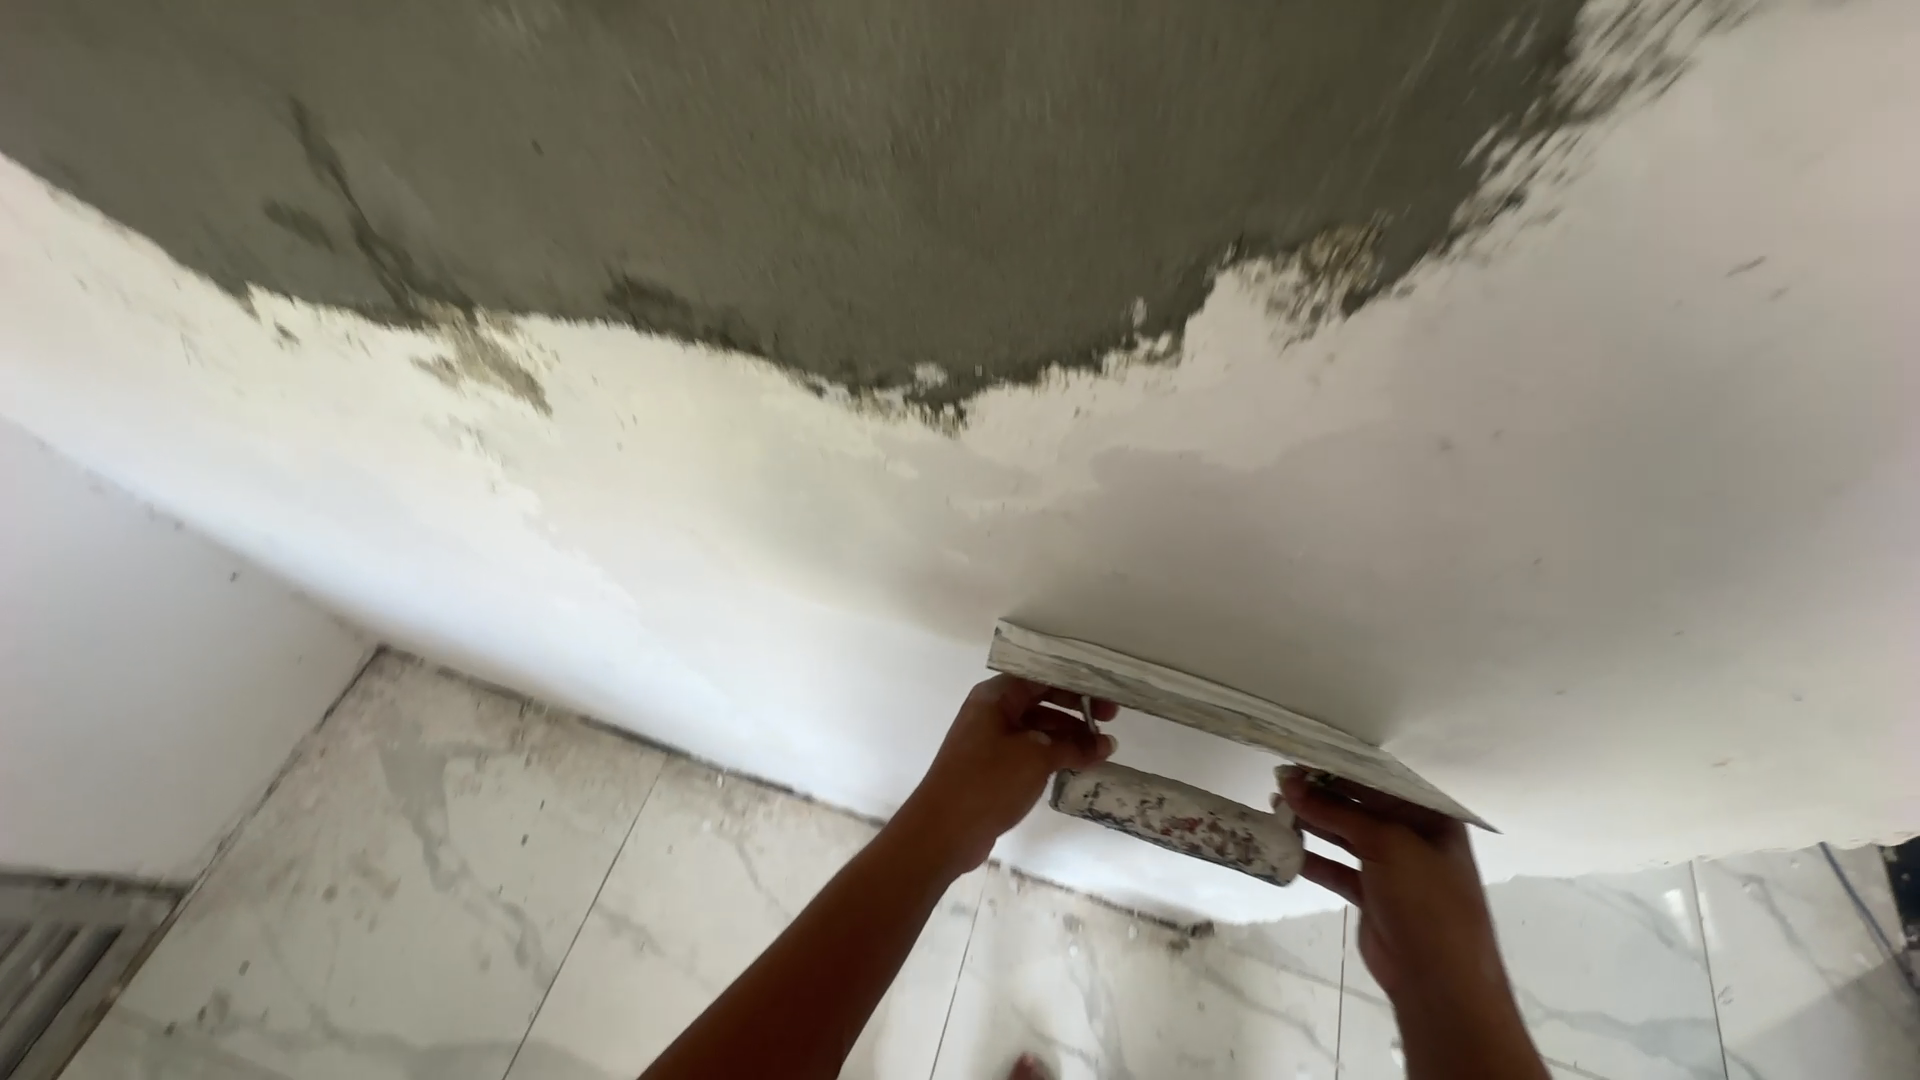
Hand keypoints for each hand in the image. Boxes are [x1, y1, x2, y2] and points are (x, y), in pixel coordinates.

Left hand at [895, 675, 1116, 874]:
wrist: (943, 830)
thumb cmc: (988, 781)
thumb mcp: (1036, 758)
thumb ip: (1073, 747)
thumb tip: (1105, 744)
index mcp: (995, 696)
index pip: (1042, 676)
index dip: (1076, 683)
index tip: (1106, 696)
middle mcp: (991, 711)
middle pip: (1040, 700)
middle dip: (1076, 710)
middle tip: (1110, 722)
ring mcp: (989, 739)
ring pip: (1036, 728)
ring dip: (1068, 736)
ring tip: (1101, 751)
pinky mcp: (992, 766)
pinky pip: (1029, 750)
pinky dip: (1052, 754)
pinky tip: (1077, 766)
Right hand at [1277, 767, 1507, 1007]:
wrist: (1440, 981)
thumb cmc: (1427, 901)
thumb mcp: (1386, 843)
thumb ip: (1335, 810)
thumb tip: (1288, 781)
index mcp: (1431, 818)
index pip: (1380, 780)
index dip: (1341, 767)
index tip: (1301, 754)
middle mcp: (1413, 837)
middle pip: (1359, 806)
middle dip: (1320, 793)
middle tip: (1280, 778)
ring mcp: (1393, 868)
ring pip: (1344, 834)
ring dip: (1311, 821)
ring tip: (1275, 804)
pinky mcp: (1372, 894)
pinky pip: (1336, 866)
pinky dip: (1312, 857)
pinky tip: (1285, 845)